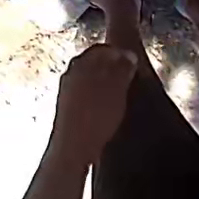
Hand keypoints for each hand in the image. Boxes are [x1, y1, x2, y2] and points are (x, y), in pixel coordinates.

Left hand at [46, 44, 137, 167]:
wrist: (71, 150)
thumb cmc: (96, 116)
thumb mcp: (117, 89)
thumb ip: (123, 68)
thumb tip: (129, 54)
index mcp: (82, 62)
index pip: (102, 49)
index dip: (119, 53)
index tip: (133, 61)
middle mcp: (70, 73)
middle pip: (93, 63)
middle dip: (111, 67)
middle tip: (129, 77)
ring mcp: (66, 91)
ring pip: (88, 79)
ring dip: (103, 83)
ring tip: (120, 95)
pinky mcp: (66, 109)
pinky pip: (83, 94)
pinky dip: (96, 97)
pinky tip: (105, 109)